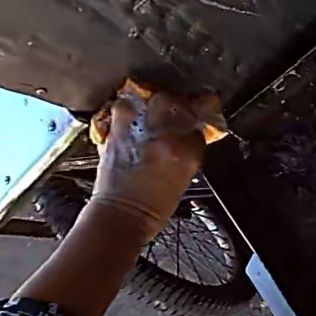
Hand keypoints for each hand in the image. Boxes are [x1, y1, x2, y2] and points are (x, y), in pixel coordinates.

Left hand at [88, 85, 221, 243]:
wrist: (122, 215)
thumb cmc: (152, 208)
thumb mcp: (183, 181)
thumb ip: (186, 155)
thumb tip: (186, 140)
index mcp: (187, 154)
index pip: (197, 127)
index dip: (194, 124)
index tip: (191, 125)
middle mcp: (166, 138)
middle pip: (176, 103)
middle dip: (176, 103)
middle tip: (174, 109)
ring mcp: (141, 133)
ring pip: (151, 100)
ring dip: (152, 102)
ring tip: (151, 109)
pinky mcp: (118, 133)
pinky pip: (124, 108)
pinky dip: (127, 109)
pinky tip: (131, 116)